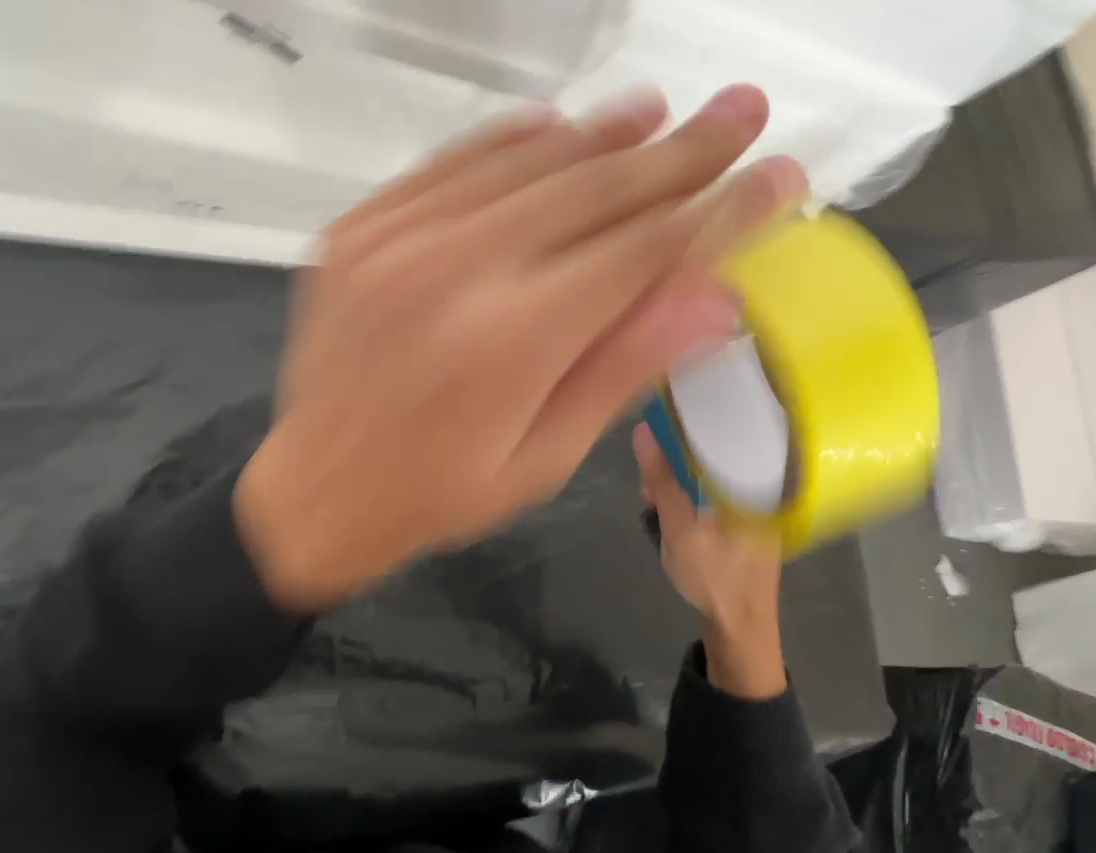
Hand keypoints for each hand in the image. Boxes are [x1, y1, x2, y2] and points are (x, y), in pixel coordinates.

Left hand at [234, 85, 809, 611]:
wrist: (316, 494)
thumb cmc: (436, 496)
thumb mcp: (541, 460)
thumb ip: (622, 370)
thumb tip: (717, 299)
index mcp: (510, 344)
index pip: (643, 253)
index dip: (721, 212)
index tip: (779, 177)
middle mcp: (453, 274)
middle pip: (593, 190)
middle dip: (680, 152)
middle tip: (743, 113)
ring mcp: (397, 242)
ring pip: (525, 164)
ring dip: (602, 135)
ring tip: (662, 113)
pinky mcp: (359, 232)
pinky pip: (449, 165)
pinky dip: (509, 141)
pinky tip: (556, 126)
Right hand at [633, 422, 787, 699]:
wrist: (741, 626)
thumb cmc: (715, 577)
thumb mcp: (680, 528)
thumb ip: (662, 480)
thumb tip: (642, 431)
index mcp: (761, 479)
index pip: (733, 425)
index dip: (696, 418)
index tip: (663, 416)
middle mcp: (766, 483)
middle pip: (721, 449)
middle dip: (679, 456)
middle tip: (647, 479)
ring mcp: (759, 502)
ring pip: (716, 470)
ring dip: (681, 477)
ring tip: (651, 498)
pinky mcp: (748, 518)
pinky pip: (718, 489)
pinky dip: (693, 492)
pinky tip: (668, 507)